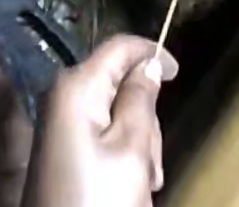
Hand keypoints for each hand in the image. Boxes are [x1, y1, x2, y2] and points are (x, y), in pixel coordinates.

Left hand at [23, 35, 176, 206]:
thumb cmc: (99, 203)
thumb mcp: (130, 152)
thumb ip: (141, 100)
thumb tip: (149, 62)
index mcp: (76, 87)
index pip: (119, 47)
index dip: (151, 51)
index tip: (177, 73)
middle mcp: (64, 96)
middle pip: (119, 81)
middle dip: (144, 115)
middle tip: (152, 163)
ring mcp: (61, 123)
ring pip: (115, 111)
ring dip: (137, 141)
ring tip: (142, 184)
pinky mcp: (63, 149)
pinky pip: (101, 134)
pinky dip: (121, 153)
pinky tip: (128, 187)